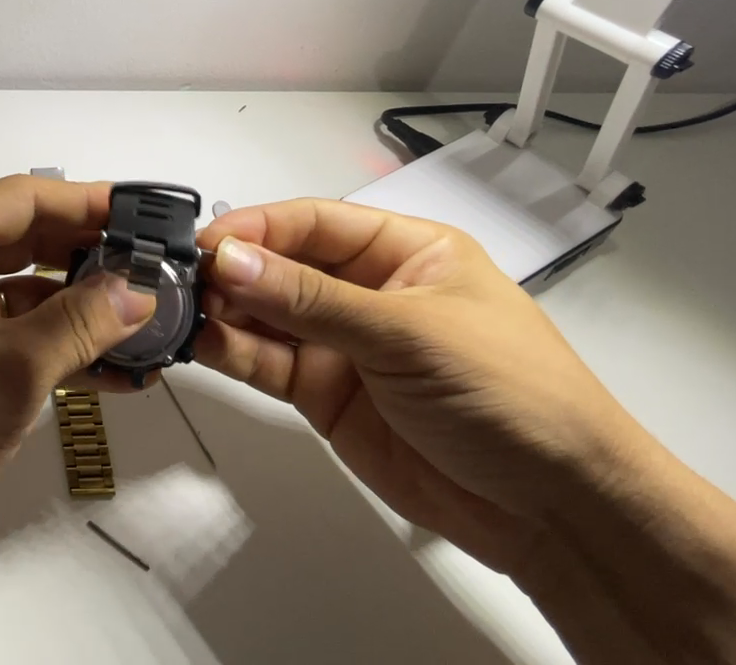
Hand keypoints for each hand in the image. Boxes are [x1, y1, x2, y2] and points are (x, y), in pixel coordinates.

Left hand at [0, 175, 158, 543]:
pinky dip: (56, 345)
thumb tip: (141, 289)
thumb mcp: (7, 371)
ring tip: (152, 324)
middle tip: (161, 272)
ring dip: (81, 309)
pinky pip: (11, 331)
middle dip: (92, 259)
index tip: (149, 217)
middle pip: (26, 241)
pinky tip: (114, 369)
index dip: (88, 203)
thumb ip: (79, 323)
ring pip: (24, 289)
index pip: (22, 199)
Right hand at [193, 199, 652, 574]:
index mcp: (403, 252)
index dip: (257, 227)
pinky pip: (264, 361)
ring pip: (263, 314)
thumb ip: (311, 299)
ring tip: (181, 311)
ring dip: (222, 310)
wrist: (554, 511)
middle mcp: (364, 291)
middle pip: (279, 266)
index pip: (313, 222)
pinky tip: (202, 343)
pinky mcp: (320, 392)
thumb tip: (230, 260)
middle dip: (232, 270)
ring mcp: (339, 344)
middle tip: (182, 279)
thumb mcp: (408, 333)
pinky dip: (230, 350)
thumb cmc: (512, 396)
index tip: (207, 240)